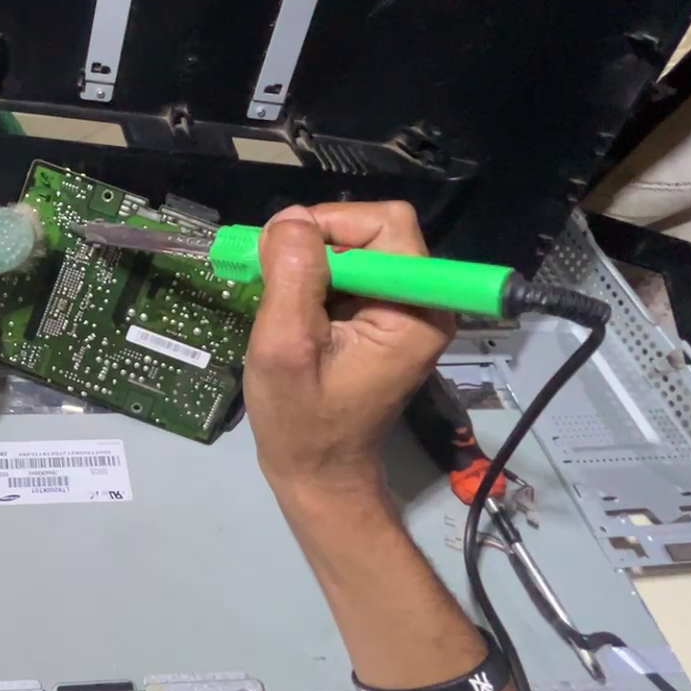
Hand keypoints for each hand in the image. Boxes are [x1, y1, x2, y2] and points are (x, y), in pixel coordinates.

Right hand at [243, 202, 453, 499]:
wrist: (318, 472)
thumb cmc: (300, 422)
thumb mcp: (285, 348)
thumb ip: (292, 278)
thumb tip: (289, 217)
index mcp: (415, 311)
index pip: (385, 225)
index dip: (329, 224)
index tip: (280, 253)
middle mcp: (421, 303)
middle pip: (371, 232)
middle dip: (314, 244)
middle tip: (269, 275)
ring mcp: (402, 312)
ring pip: (354, 250)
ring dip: (307, 264)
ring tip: (273, 297)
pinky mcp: (381, 320)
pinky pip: (347, 274)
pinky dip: (310, 280)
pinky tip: (287, 309)